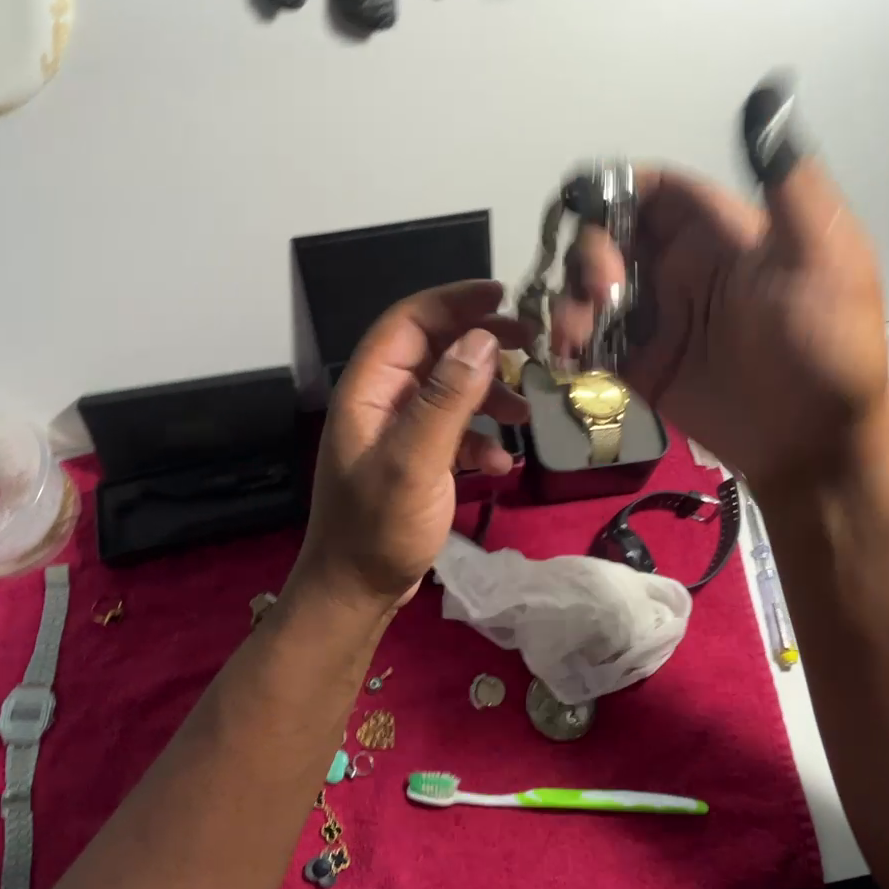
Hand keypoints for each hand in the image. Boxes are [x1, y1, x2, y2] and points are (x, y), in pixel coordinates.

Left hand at [292, 280, 530, 613]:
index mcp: (369, 389)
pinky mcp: (417, 460)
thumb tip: (482, 340)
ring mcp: (399, 431)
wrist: (357, 592)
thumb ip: (446, 399)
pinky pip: (454, 432)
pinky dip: (480, 439)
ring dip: (489, 395)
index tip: (503, 296)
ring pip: (450, 390)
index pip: (409, 322)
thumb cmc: (377, 529)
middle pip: (435, 350)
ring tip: (526, 410)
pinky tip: (502, 461)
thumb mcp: (414, 461)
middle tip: (530, 344)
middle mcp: (382, 401)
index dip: (454, 301)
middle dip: (482, 344)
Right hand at [551, 161, 888, 489]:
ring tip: (577, 335)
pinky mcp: (640, 364)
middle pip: (606, 237)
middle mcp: (679, 269)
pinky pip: (590, 341)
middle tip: (601, 294)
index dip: (614, 189)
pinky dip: (570, 343)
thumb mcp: (819, 254)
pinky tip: (572, 357)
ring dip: (570, 302)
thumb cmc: (824, 344)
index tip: (587, 207)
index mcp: (718, 232)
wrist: (811, 440)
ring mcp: (656, 318)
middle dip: (587, 255)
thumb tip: (765, 93)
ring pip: (588, 290)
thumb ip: (786, 179)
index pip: (650, 190)